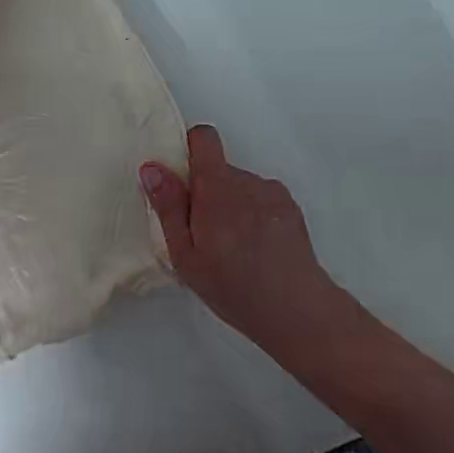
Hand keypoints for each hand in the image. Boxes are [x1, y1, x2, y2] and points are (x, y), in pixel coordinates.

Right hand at [140, 125, 341, 348]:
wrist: (301, 314)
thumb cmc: (234, 286)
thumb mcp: (185, 254)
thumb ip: (168, 206)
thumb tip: (152, 167)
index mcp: (217, 186)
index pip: (204, 138)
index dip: (190, 148)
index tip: (181, 177)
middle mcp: (247, 181)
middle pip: (219, 169)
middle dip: (207, 190)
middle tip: (204, 231)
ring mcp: (273, 194)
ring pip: (240, 186)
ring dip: (231, 203)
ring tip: (232, 245)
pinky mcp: (292, 209)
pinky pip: (261, 198)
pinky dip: (253, 213)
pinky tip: (256, 248)